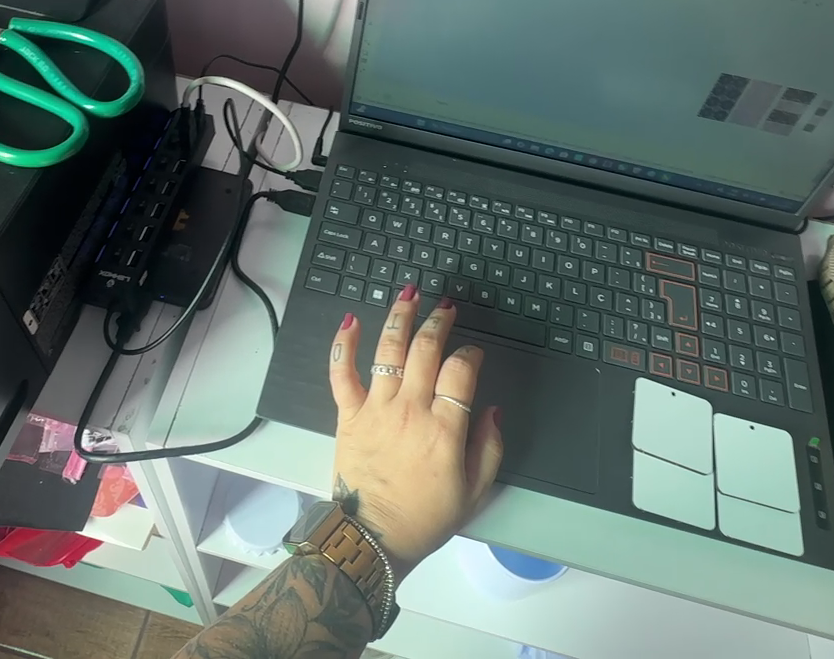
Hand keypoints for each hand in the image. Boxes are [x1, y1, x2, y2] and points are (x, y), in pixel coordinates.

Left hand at [325, 284, 504, 572]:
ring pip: (388, 351)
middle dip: (438, 321)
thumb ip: (489, 448)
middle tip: (446, 306)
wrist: (372, 539)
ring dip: (399, 317)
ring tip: (409, 293)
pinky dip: (344, 345)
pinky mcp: (349, 414)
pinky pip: (342, 373)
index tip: (474, 352)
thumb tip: (491, 410)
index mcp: (444, 430)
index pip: (461, 373)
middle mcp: (410, 410)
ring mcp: (376, 408)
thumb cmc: (425, 517)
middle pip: (425, 350)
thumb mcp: (475, 492)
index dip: (470, 354)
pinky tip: (350, 320)